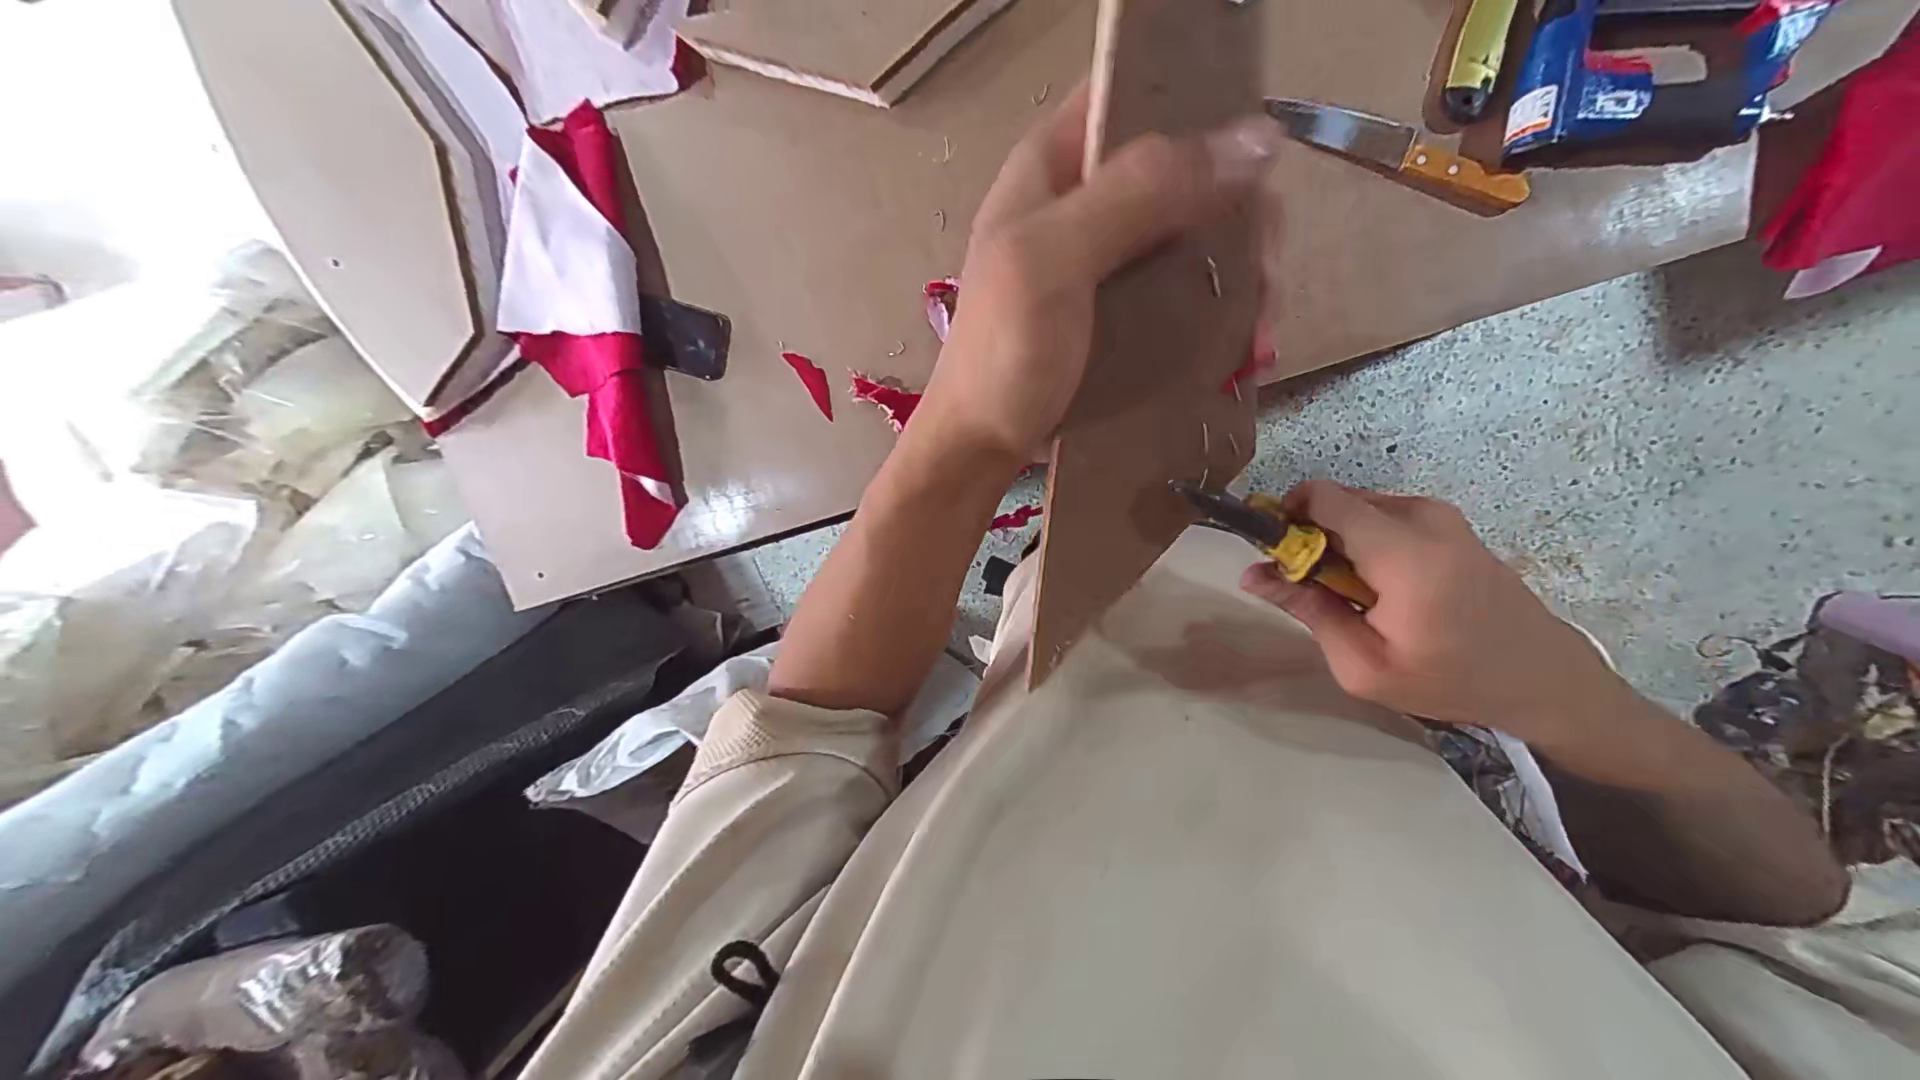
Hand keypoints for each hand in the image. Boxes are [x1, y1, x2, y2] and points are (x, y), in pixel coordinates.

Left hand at [914, 85, 1285, 462]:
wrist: (981, 446)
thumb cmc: (1002, 357)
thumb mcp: (1053, 263)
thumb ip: (1137, 195)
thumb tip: (1253, 139)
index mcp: (1052, 169)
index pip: (1133, 95)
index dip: (1201, 112)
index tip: (1255, 166)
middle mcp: (1084, 204)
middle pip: (1188, 174)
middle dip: (1240, 224)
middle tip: (1265, 283)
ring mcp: (1106, 263)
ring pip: (1196, 237)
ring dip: (1242, 282)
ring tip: (1257, 342)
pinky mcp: (1122, 313)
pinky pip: (1186, 293)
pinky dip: (1221, 319)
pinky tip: (1242, 356)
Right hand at [1240, 480, 1633, 746]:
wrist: (1544, 679)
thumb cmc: (1450, 680)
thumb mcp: (1363, 665)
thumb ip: (1307, 609)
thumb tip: (1251, 574)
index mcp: (1405, 554)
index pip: (1322, 497)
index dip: (1284, 517)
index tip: (1273, 554)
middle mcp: (1424, 518)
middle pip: (1334, 501)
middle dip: (1307, 534)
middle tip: (1306, 584)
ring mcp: (1440, 515)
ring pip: (1355, 507)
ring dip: (1334, 540)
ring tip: (1345, 591)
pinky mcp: (1448, 522)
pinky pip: (1380, 515)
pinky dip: (1361, 540)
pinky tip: (1375, 585)